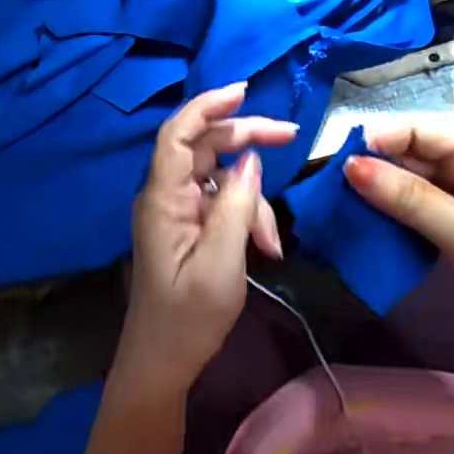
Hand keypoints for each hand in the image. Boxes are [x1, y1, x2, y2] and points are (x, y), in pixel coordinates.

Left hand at [119, 84, 293, 392]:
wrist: (163, 361)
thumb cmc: (188, 318)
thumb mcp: (221, 263)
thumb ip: (236, 205)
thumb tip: (251, 160)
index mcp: (162, 198)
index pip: (178, 134)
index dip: (208, 105)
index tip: (245, 91)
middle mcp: (166, 194)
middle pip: (206, 146)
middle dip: (248, 139)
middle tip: (291, 137)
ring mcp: (178, 209)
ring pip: (222, 176)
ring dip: (253, 199)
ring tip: (271, 244)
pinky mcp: (190, 224)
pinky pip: (223, 202)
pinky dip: (248, 216)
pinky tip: (266, 247)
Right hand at [343, 119, 453, 334]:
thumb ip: (408, 200)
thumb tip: (349, 166)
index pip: (414, 130)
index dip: (370, 146)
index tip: (328, 174)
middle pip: (413, 153)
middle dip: (374, 174)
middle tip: (327, 201)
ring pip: (418, 178)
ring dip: (386, 197)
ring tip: (343, 214)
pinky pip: (431, 201)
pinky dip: (406, 214)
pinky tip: (378, 228)